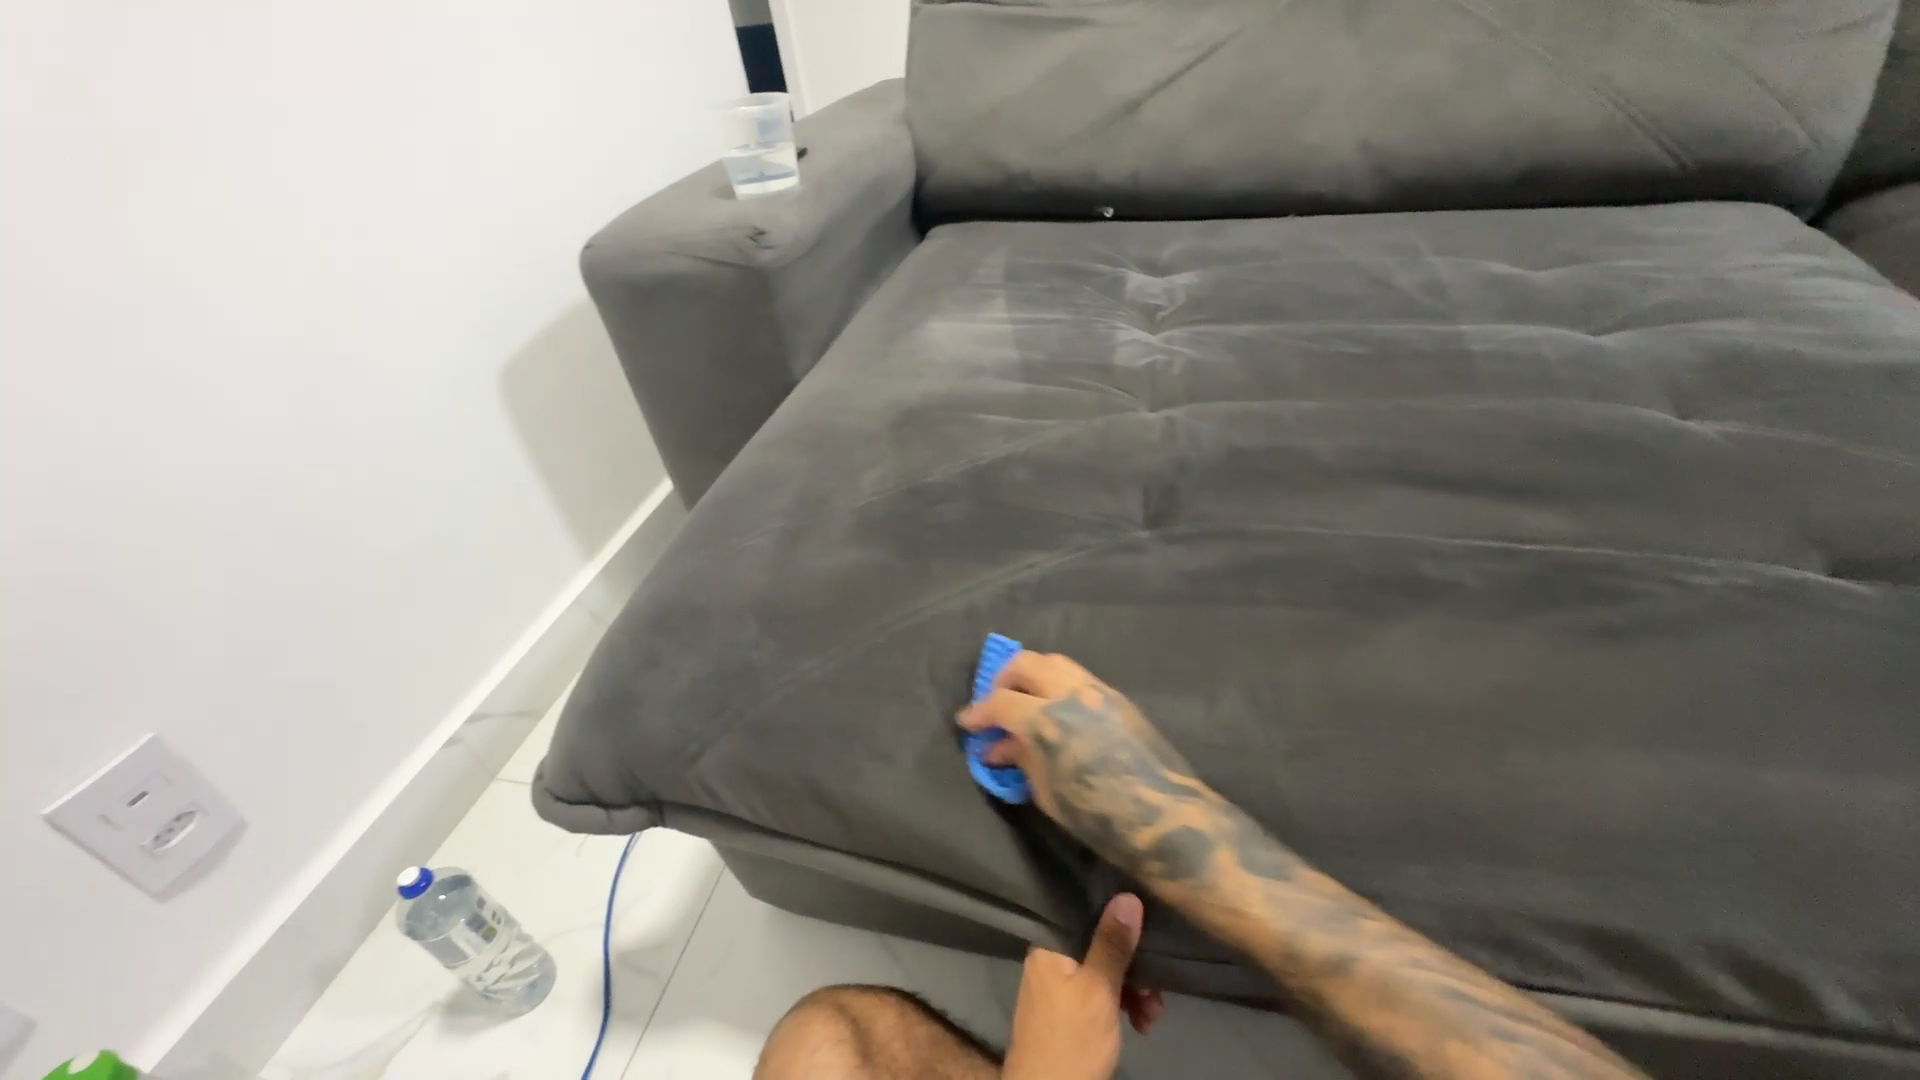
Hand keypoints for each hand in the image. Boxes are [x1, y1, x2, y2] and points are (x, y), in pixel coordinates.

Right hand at [959, 652, 1215, 879]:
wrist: (1162, 815)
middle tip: (995, 706)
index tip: (967, 724)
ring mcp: (1097, 691)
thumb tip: (1000, 747)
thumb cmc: (1096, 814)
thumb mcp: (1046, 792)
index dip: (978, 713)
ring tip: (1024, 701)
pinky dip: (1057, 684)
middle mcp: (1070, 693)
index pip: (1000, 703)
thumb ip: (1021, 760)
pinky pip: (1078, 677)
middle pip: (1026, 664)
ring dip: (1032, 676)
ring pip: (1054, 662)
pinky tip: (1055, 710)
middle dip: (1003, 680)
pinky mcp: (1117, 698)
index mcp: (1046, 720)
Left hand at [1004, 893, 1162, 1079]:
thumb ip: (1111, 944)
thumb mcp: (1097, 990)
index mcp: (1049, 945)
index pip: (1082, 909)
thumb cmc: (1070, 1040)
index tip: (1145, 911)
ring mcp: (1062, 986)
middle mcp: (1052, 958)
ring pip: (1105, 971)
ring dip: (1135, 989)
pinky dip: (1124, 1005)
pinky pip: (1103, 994)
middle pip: (1099, 942)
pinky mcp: (1073, 1011)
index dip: (1114, 909)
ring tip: (1153, 1015)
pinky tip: (1143, 1024)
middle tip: (1157, 984)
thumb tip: (1127, 896)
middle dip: (1133, 962)